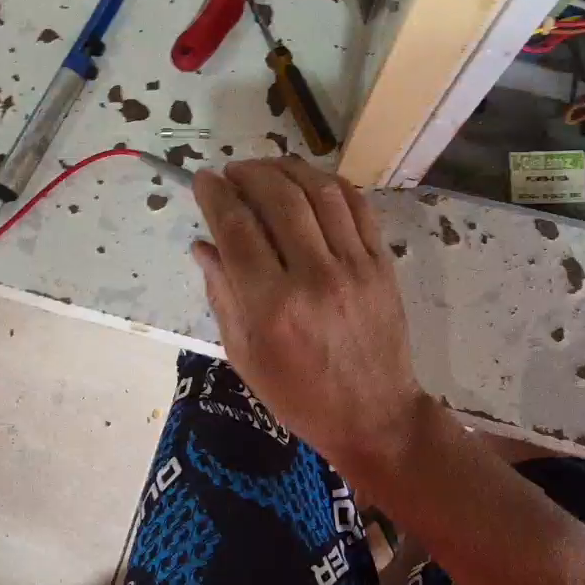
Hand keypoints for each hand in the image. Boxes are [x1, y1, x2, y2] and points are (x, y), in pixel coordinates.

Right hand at [190, 158, 431, 483]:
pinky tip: (310, 182)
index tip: (203, 181)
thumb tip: (202, 244)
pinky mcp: (382, 264)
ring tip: (267, 169)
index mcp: (271, 306)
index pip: (236, 229)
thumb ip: (221, 293)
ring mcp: (354, 267)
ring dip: (288, 169)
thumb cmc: (298, 395)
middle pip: (279, 199)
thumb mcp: (244, 355)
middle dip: (249, 174)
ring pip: (320, 193)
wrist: (374, 416)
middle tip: (232, 172)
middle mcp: (313, 277)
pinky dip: (330, 184)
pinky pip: (357, 206)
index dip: (215, 196)